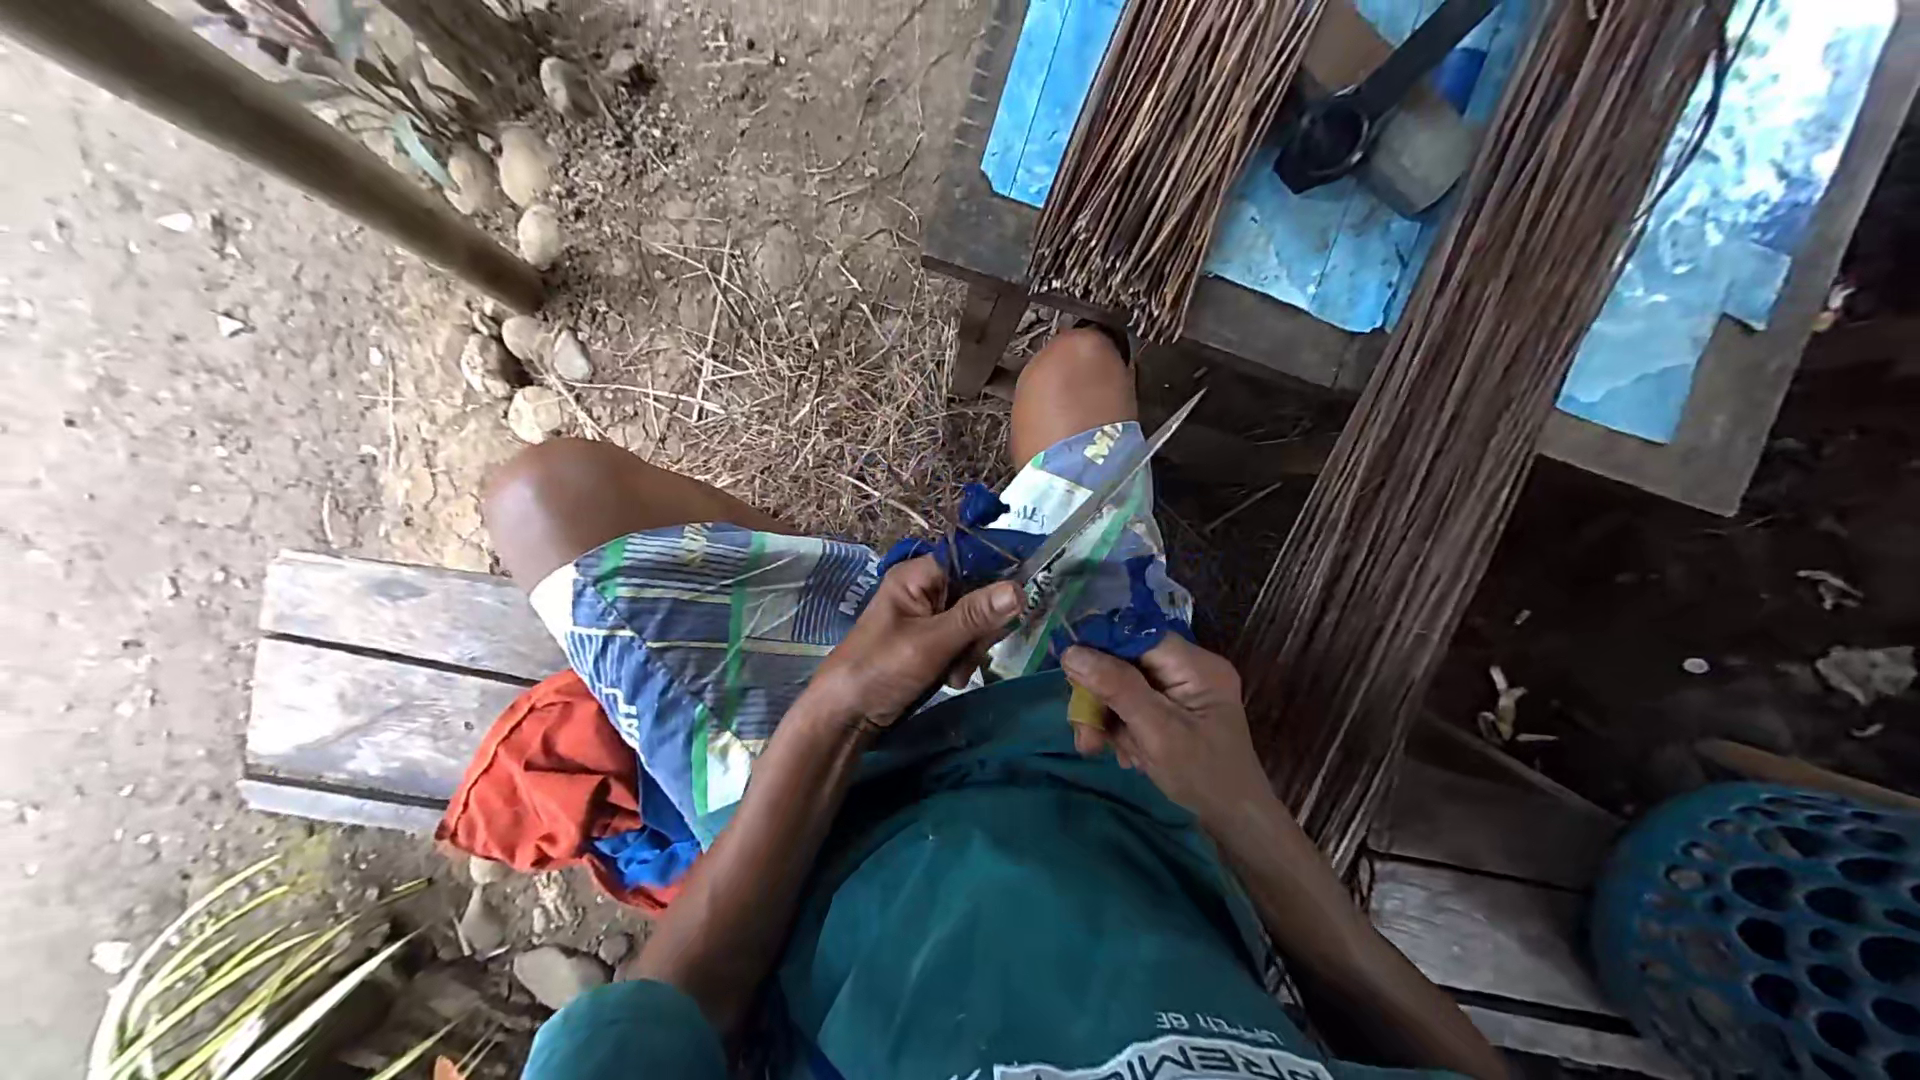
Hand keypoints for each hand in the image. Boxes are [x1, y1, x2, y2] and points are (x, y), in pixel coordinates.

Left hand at [805, 557, 1022, 731]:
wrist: (845, 716)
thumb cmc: (880, 669)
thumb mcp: (931, 643)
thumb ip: (975, 616)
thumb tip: (1020, 589)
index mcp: (917, 575)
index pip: (970, 561)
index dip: (994, 581)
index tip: (1014, 607)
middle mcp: (924, 590)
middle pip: (977, 594)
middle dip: (980, 629)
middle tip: (969, 654)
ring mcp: (927, 617)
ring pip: (973, 622)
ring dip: (971, 651)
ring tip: (954, 674)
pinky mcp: (930, 643)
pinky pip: (962, 642)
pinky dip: (962, 661)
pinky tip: (952, 679)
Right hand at [1060, 637, 1278, 830]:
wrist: (1235, 821)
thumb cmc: (1202, 776)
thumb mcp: (1156, 731)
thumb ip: (1116, 687)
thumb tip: (1072, 652)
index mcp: (1195, 665)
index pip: (1136, 636)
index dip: (1099, 648)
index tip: (1070, 674)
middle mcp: (1187, 668)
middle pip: (1125, 662)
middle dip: (1099, 697)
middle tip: (1087, 735)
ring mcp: (1179, 689)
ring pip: (1122, 684)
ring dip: (1105, 718)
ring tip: (1099, 748)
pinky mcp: (1170, 708)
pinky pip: (1131, 703)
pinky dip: (1118, 726)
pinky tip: (1122, 752)